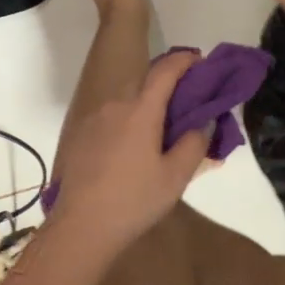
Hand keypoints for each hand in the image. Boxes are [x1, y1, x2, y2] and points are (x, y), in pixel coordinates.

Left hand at [47, 51, 210, 258]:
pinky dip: (127, 118)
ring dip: (145, 102)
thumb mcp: (174, 179)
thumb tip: (202, 123)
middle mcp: (116, 104)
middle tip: (185, 99)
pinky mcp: (82, 133)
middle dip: (166, 82)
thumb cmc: (133, 201)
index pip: (165, 70)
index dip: (183, 60)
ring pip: (126, 98)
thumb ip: (194, 145)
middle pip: (144, 81)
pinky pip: (111, 114)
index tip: (199, 59)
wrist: (81, 225)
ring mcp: (95, 117)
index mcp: (140, 110)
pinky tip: (132, 146)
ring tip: (160, 127)